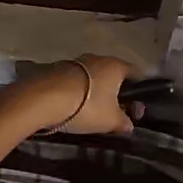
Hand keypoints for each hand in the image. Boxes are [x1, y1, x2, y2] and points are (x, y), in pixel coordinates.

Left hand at [7, 54, 137, 134]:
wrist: (43, 98)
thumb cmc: (86, 107)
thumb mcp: (111, 121)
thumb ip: (124, 122)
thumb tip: (128, 124)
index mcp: (115, 65)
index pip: (136, 73)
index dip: (139, 90)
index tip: (137, 106)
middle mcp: (96, 58)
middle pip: (112, 75)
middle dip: (115, 92)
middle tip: (115, 112)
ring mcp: (74, 61)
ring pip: (92, 77)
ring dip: (94, 92)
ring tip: (92, 112)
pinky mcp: (56, 68)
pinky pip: (74, 81)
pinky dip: (77, 92)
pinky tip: (73, 106)